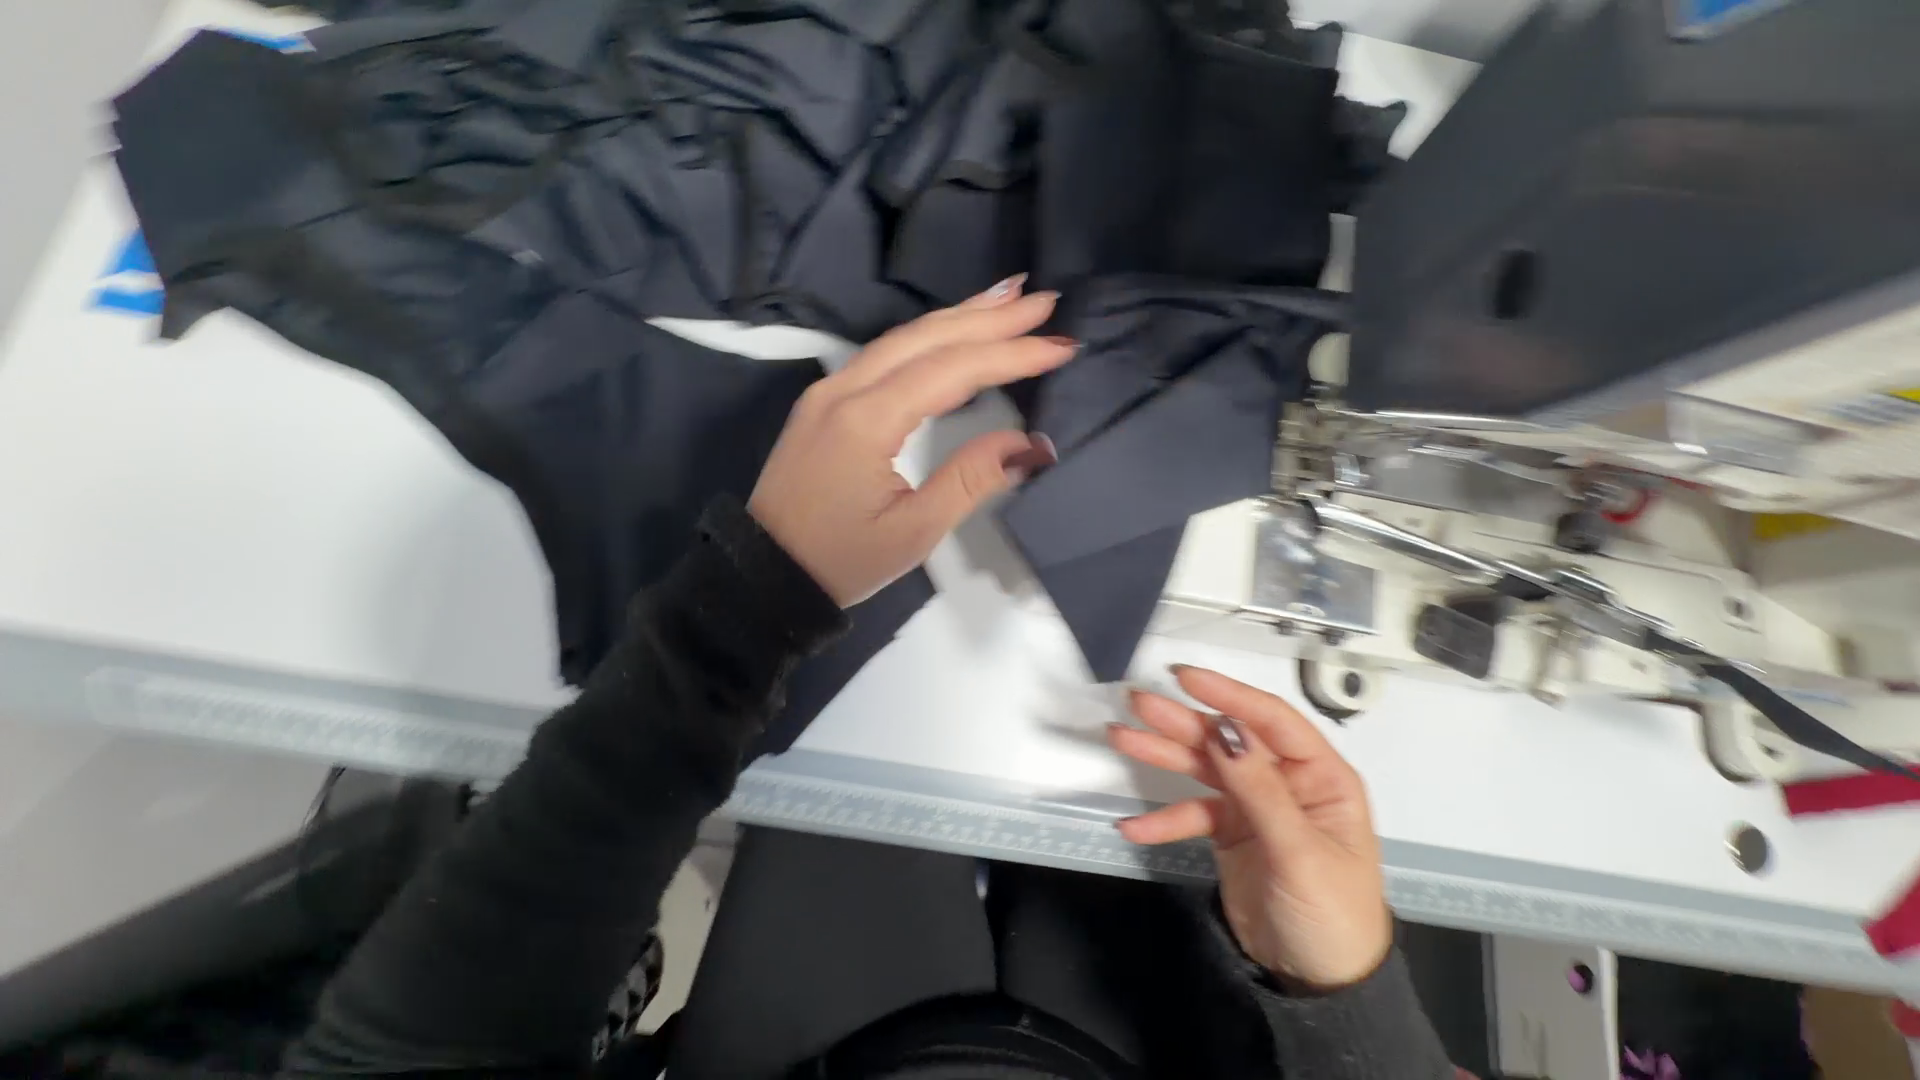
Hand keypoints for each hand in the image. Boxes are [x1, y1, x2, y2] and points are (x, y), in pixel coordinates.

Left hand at [748, 276, 1069, 606]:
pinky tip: (953, 332)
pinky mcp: (824, 402)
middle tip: (1044, 301)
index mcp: (866, 419)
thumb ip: (971, 479)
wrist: (763, 575)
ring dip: (958, 317)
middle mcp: (843, 389)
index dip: (1009, 354)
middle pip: (925, 337)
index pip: (950, 370)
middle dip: (988, 317)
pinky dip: (927, 337)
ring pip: (902, 339)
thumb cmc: (842, 561)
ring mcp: (828, 391)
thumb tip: (1031, 443)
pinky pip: (883, 355)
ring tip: (1008, 298)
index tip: (1060, 345)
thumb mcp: (914, 531)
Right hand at [1108, 665, 1392, 991]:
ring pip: (1204, 768)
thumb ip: (1261, 789)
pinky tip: (1132, 827)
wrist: (1321, 984)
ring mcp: (1254, 806)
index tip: (1185, 677)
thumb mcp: (1300, 852)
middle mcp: (1285, 781)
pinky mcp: (1231, 832)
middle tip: (1135, 701)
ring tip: (1120, 736)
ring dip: (1163, 755)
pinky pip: (1192, 814)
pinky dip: (1163, 819)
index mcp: (1320, 776)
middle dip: (1182, 721)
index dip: (1228, 696)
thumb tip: (1226, 730)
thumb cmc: (1333, 914)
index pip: (1271, 721)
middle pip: (1228, 740)